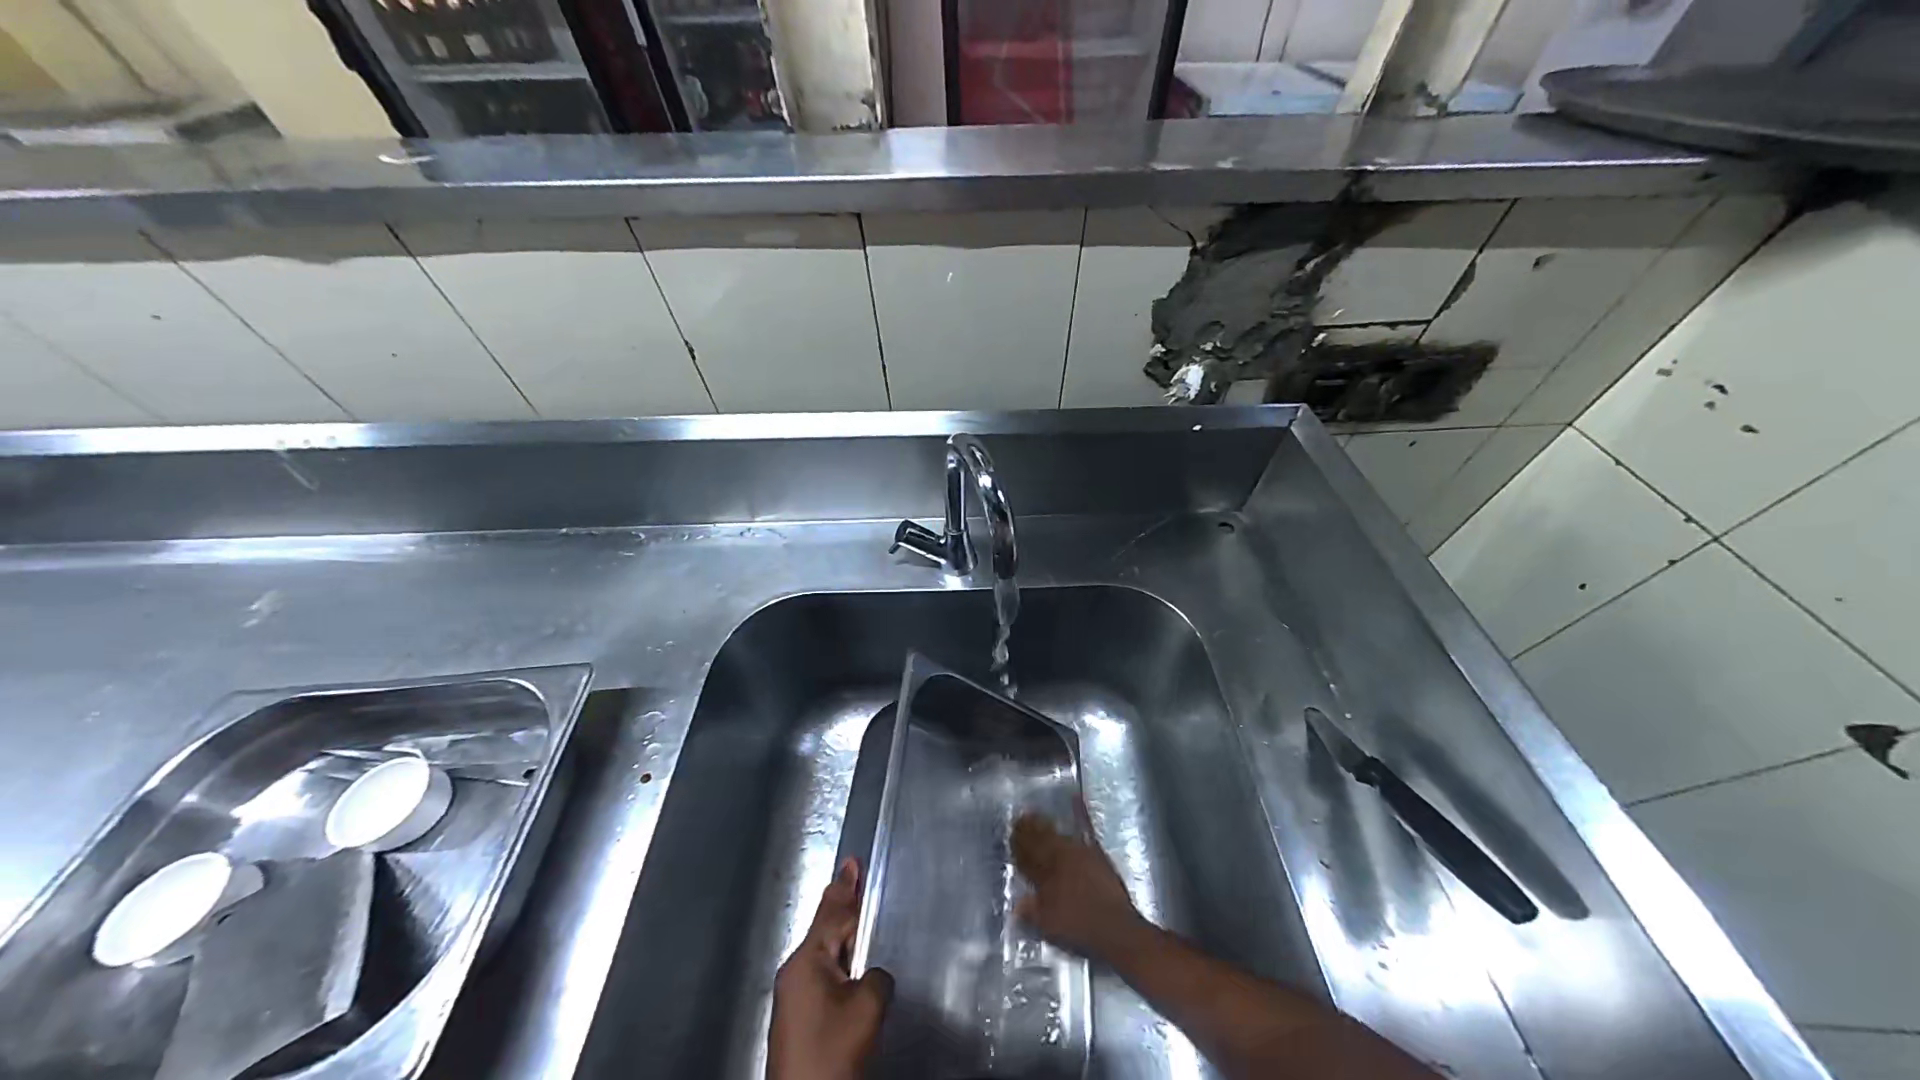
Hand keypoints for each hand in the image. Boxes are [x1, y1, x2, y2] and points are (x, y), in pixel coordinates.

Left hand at [769, 857, 893, 1079]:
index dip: (846, 886)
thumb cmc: (832, 1052)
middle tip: (859, 879)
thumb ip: (878, 976)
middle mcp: (795, 972)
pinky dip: (841, 963)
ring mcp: (793, 996)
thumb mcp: (867, 1007)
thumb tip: (873, 974)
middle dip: (846, 908)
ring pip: (826, 955)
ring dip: (845, 938)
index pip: (832, 912)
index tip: (852, 861)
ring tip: (862, 916)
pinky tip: (855, 964)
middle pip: (827, 930)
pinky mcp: (799, 1017)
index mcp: (806, 961)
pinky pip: (824, 976)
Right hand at [1011, 808, 1147, 961]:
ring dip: (1045, 824)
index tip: (1010, 834)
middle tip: (1018, 819)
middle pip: (1041, 839)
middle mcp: (1062, 856)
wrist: (1116, 929)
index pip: (1027, 853)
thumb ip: (1029, 910)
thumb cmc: (1079, 928)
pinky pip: (1086, 828)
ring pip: (1058, 834)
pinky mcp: (1098, 855)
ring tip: (1035, 815)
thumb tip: (1017, 903)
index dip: (1017, 844)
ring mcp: (1081, 853)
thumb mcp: (1047, 924)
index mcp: (1046, 871)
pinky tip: (1076, 796)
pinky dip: (1080, 811)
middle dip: (1028, 830)